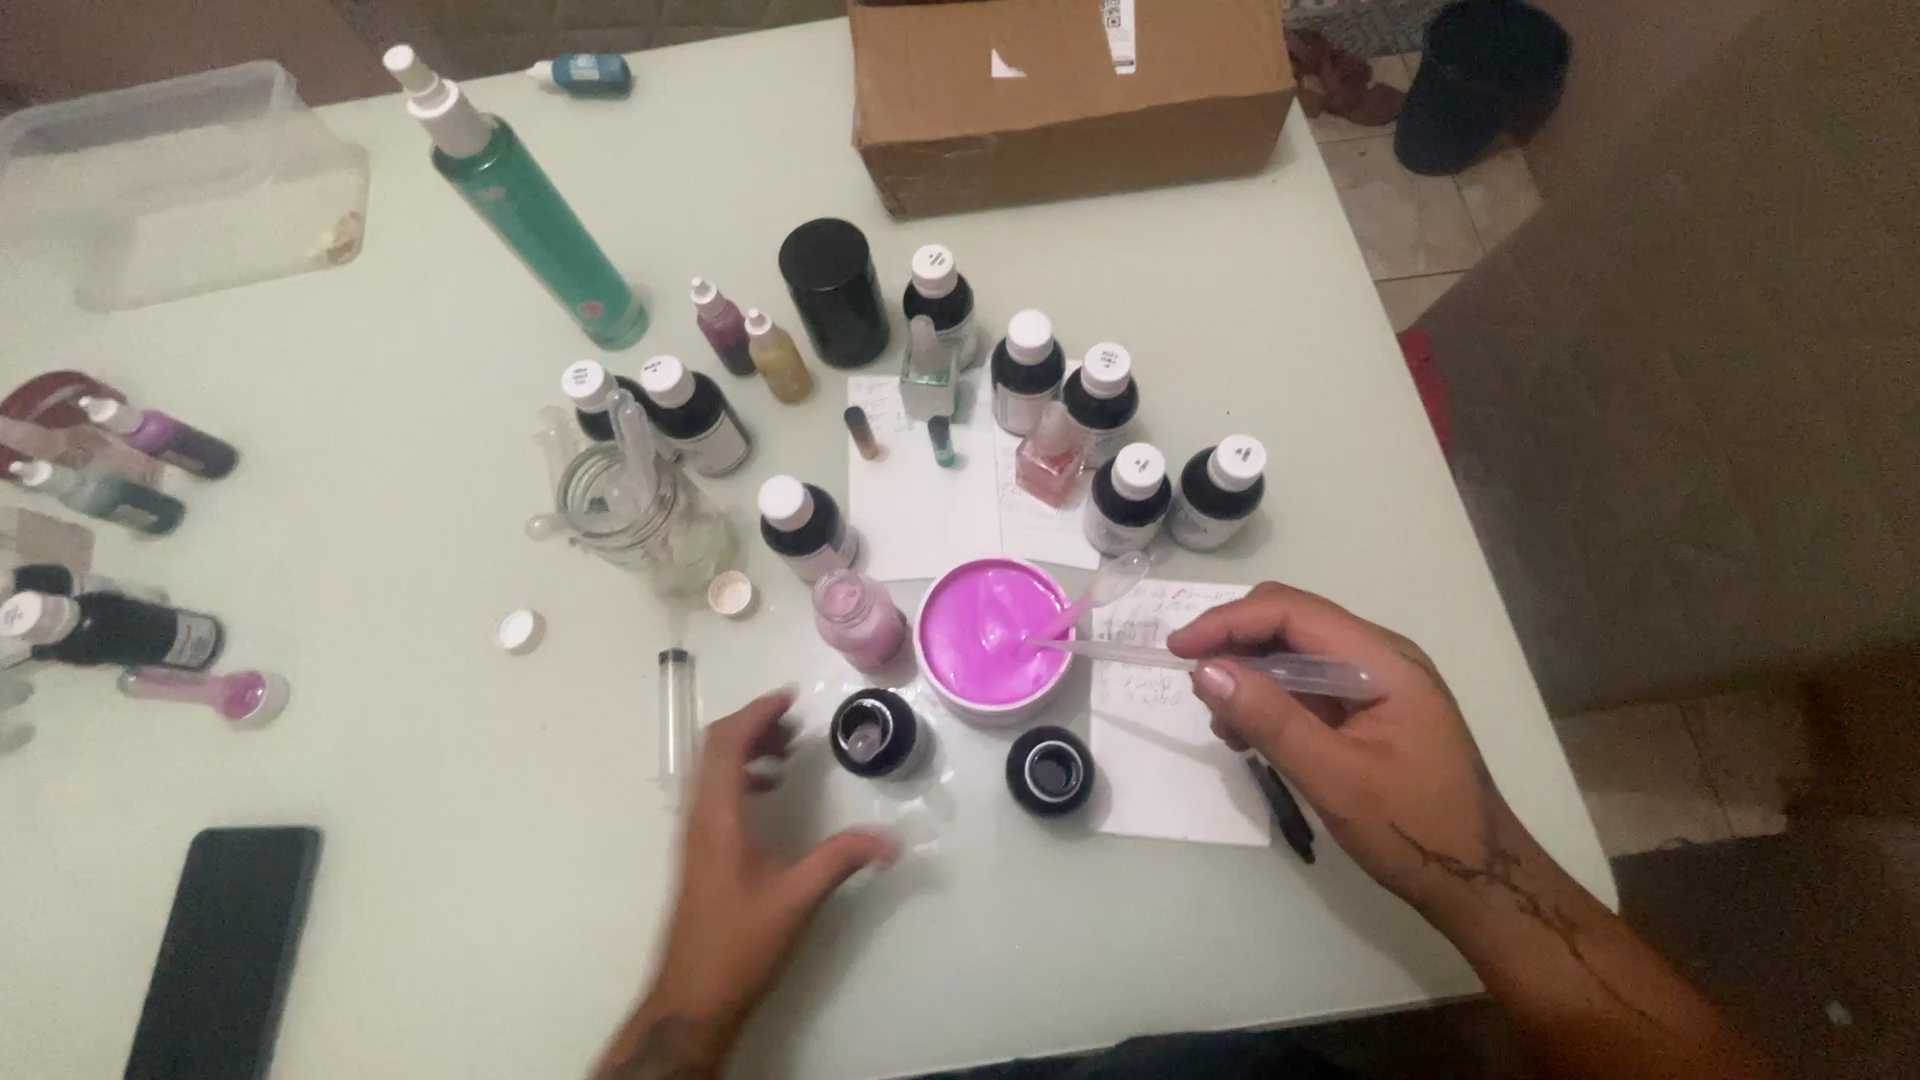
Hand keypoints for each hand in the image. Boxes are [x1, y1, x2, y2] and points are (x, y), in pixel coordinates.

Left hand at [597, 688, 896, 1078]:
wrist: (690, 999)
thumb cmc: (739, 945)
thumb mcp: (797, 899)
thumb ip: (842, 860)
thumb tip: (891, 840)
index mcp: (718, 817)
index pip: (727, 743)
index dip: (757, 713)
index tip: (790, 699)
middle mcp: (699, 816)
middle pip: (713, 746)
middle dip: (753, 723)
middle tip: (793, 721)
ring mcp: (694, 833)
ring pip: (711, 767)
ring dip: (746, 747)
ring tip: (787, 750)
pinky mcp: (698, 848)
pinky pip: (714, 789)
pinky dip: (741, 773)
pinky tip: (769, 791)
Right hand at [1168, 583, 1540, 919]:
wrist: (1481, 883)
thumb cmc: (1415, 831)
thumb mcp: (1335, 778)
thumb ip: (1270, 719)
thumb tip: (1205, 670)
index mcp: (1382, 660)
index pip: (1291, 611)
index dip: (1228, 621)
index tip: (1178, 648)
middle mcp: (1378, 655)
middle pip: (1289, 620)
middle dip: (1234, 642)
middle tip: (1197, 682)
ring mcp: (1372, 679)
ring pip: (1290, 649)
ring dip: (1247, 673)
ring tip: (1224, 724)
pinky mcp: (1363, 705)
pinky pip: (1302, 681)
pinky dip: (1266, 697)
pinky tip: (1249, 734)